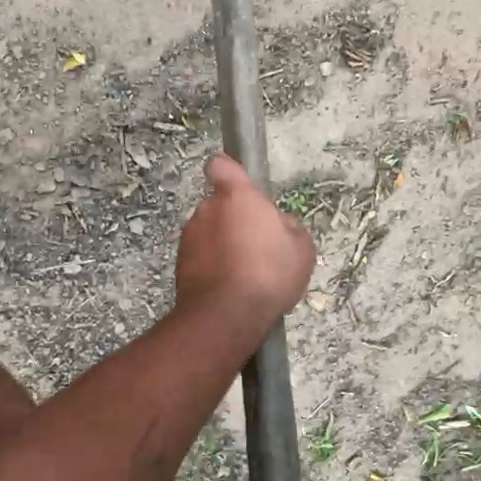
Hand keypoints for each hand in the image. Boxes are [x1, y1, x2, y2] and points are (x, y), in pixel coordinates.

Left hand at [175, 154, 316, 328]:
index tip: (239, 185)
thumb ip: (286, 226)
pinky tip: (229, 285)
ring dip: (222, 244)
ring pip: (209, 231)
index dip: (228, 171)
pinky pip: (200, 254)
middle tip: (256, 245)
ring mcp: (189, 236)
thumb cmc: (269, 273)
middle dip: (234, 219)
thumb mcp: (301, 247)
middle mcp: (207, 209)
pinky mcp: (179, 261)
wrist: (226, 314)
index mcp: (236, 197)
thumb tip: (276, 225)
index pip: (221, 166)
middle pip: (220, 205)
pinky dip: (211, 264)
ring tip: (244, 271)